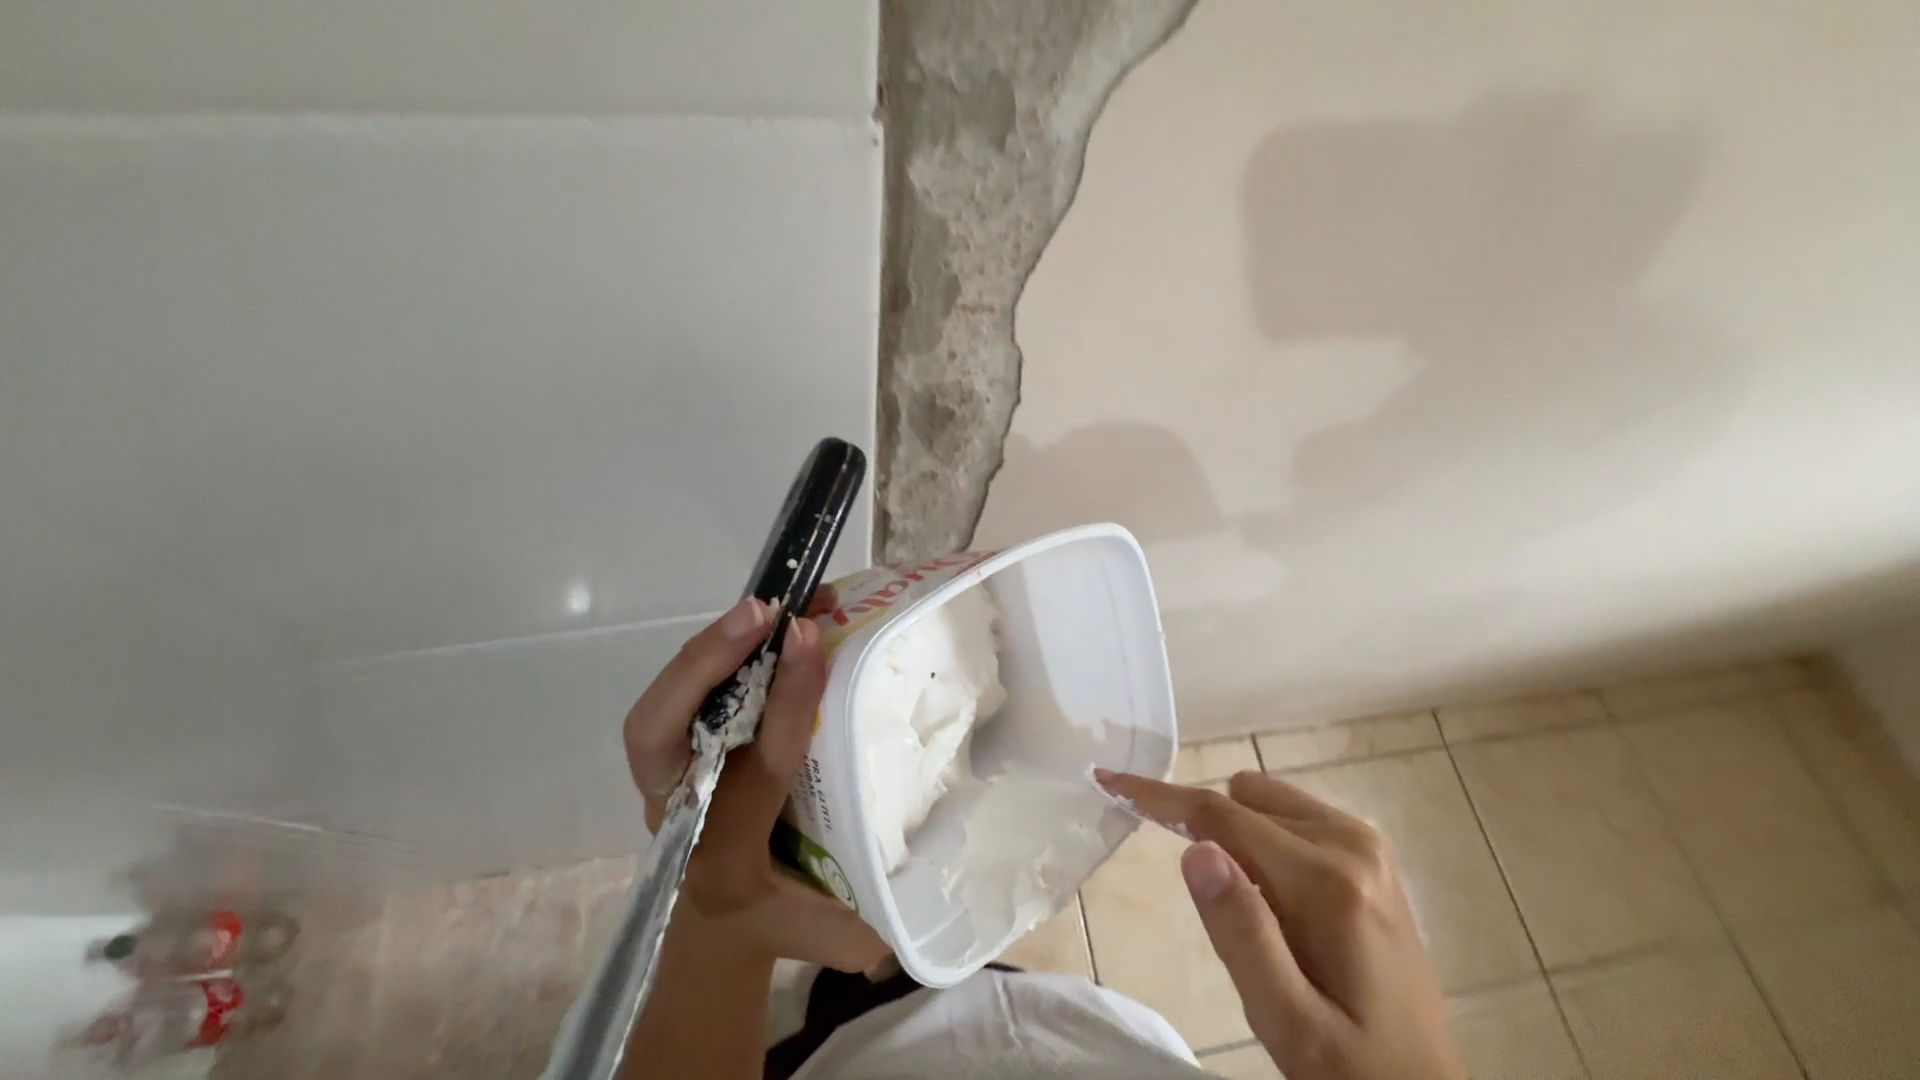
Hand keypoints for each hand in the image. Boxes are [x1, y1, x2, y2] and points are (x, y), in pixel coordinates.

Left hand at [623, 591, 890, 971]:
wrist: (718, 923)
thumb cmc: (776, 923)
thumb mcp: (823, 934)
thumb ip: (859, 930)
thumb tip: (912, 926)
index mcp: (718, 857)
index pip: (753, 771)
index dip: (785, 706)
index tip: (813, 643)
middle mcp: (676, 809)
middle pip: (658, 729)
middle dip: (706, 664)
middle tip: (765, 610)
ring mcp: (664, 779)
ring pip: (660, 704)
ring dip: (711, 646)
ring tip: (768, 600)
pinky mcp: (675, 750)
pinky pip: (683, 695)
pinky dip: (719, 652)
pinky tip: (765, 620)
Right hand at [1095, 768, 1463, 1079]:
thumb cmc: (1351, 1070)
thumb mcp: (1287, 1022)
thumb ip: (1241, 934)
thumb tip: (1195, 847)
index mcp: (1328, 881)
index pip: (1221, 813)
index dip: (1159, 796)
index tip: (1108, 782)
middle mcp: (1351, 843)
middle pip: (1244, 798)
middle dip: (1205, 828)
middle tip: (1204, 901)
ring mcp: (1367, 845)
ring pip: (1265, 801)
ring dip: (1234, 834)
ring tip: (1247, 912)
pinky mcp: (1370, 856)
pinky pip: (1292, 817)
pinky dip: (1261, 838)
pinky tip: (1272, 900)